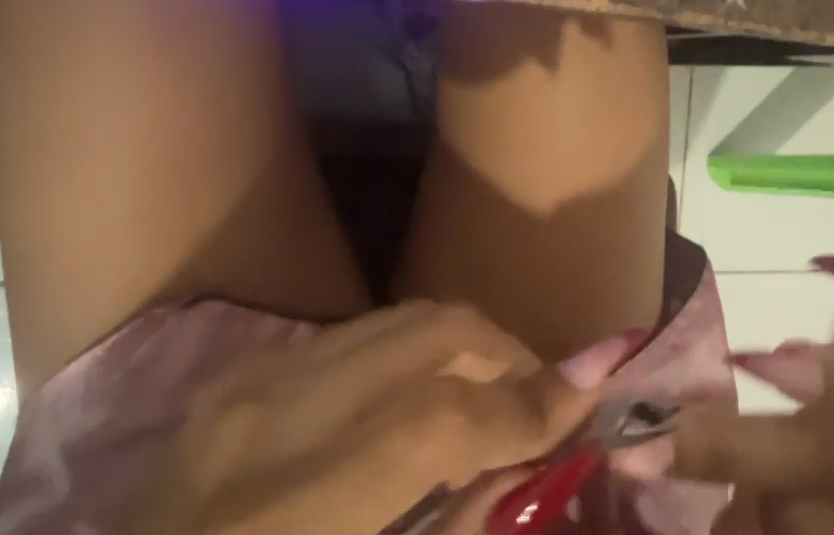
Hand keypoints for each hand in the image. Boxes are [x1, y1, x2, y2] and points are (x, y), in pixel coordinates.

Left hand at [131, 301, 634, 534]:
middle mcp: (265, 415)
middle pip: (428, 331)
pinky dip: (416, 355)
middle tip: (544, 400)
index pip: (435, 420)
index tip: (591, 397)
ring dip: (467, 346)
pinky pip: (361, 337)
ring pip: (401, 318)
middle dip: (508, 353)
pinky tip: (428, 398)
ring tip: (495, 395)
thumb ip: (455, 523)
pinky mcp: (242, 370)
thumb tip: (535, 453)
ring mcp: (246, 380)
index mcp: (287, 507)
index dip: (526, 405)